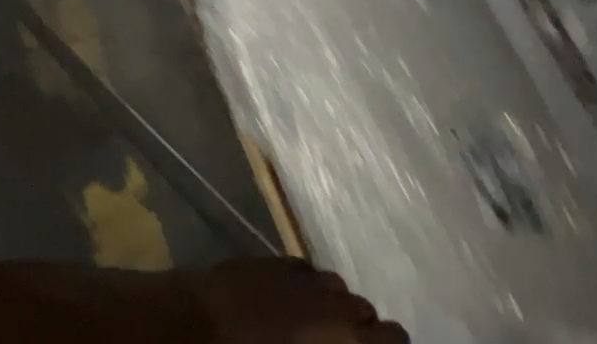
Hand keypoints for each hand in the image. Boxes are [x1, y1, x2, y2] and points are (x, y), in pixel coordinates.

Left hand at [178, 257, 407, 343]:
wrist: (199, 328)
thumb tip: (343, 341)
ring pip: (339, 289)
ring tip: (314, 322)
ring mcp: (307, 279)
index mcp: (351, 341)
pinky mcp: (277, 261)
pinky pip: (308, 273)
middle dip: (361, 330)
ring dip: (333, 305)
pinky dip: (307, 286)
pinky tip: (290, 299)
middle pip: (369, 314)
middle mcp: (338, 306)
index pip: (397, 340)